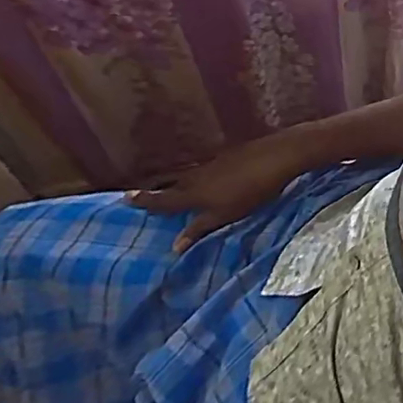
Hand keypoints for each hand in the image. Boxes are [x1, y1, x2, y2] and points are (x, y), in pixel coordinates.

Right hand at [129, 128, 314, 251]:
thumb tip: (174, 247)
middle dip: (155, 186)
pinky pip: (204, 166)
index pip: (163, 200)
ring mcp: (213, 163)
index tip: (125, 197)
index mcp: (193, 193)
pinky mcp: (229, 155)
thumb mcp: (225, 215)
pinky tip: (203, 175)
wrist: (277, 156)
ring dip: (175, 178)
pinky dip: (196, 173)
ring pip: (187, 173)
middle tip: (139, 189)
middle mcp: (197, 176)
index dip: (145, 200)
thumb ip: (200, 228)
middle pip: (171, 182)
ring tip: (167, 183)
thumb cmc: (252, 190)